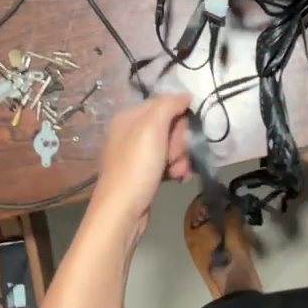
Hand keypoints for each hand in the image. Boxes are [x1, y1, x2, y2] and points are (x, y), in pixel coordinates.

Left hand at [88, 93, 192, 241]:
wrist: (121, 211)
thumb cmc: (136, 167)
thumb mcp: (152, 128)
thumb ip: (168, 105)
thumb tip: (186, 96)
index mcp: (129, 117)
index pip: (165, 105)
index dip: (179, 119)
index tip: (183, 135)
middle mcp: (130, 132)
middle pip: (169, 126)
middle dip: (180, 142)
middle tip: (177, 157)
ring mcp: (136, 154)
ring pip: (170, 146)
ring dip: (181, 158)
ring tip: (179, 172)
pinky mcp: (143, 173)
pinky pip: (166, 163)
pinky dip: (175, 169)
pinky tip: (178, 178)